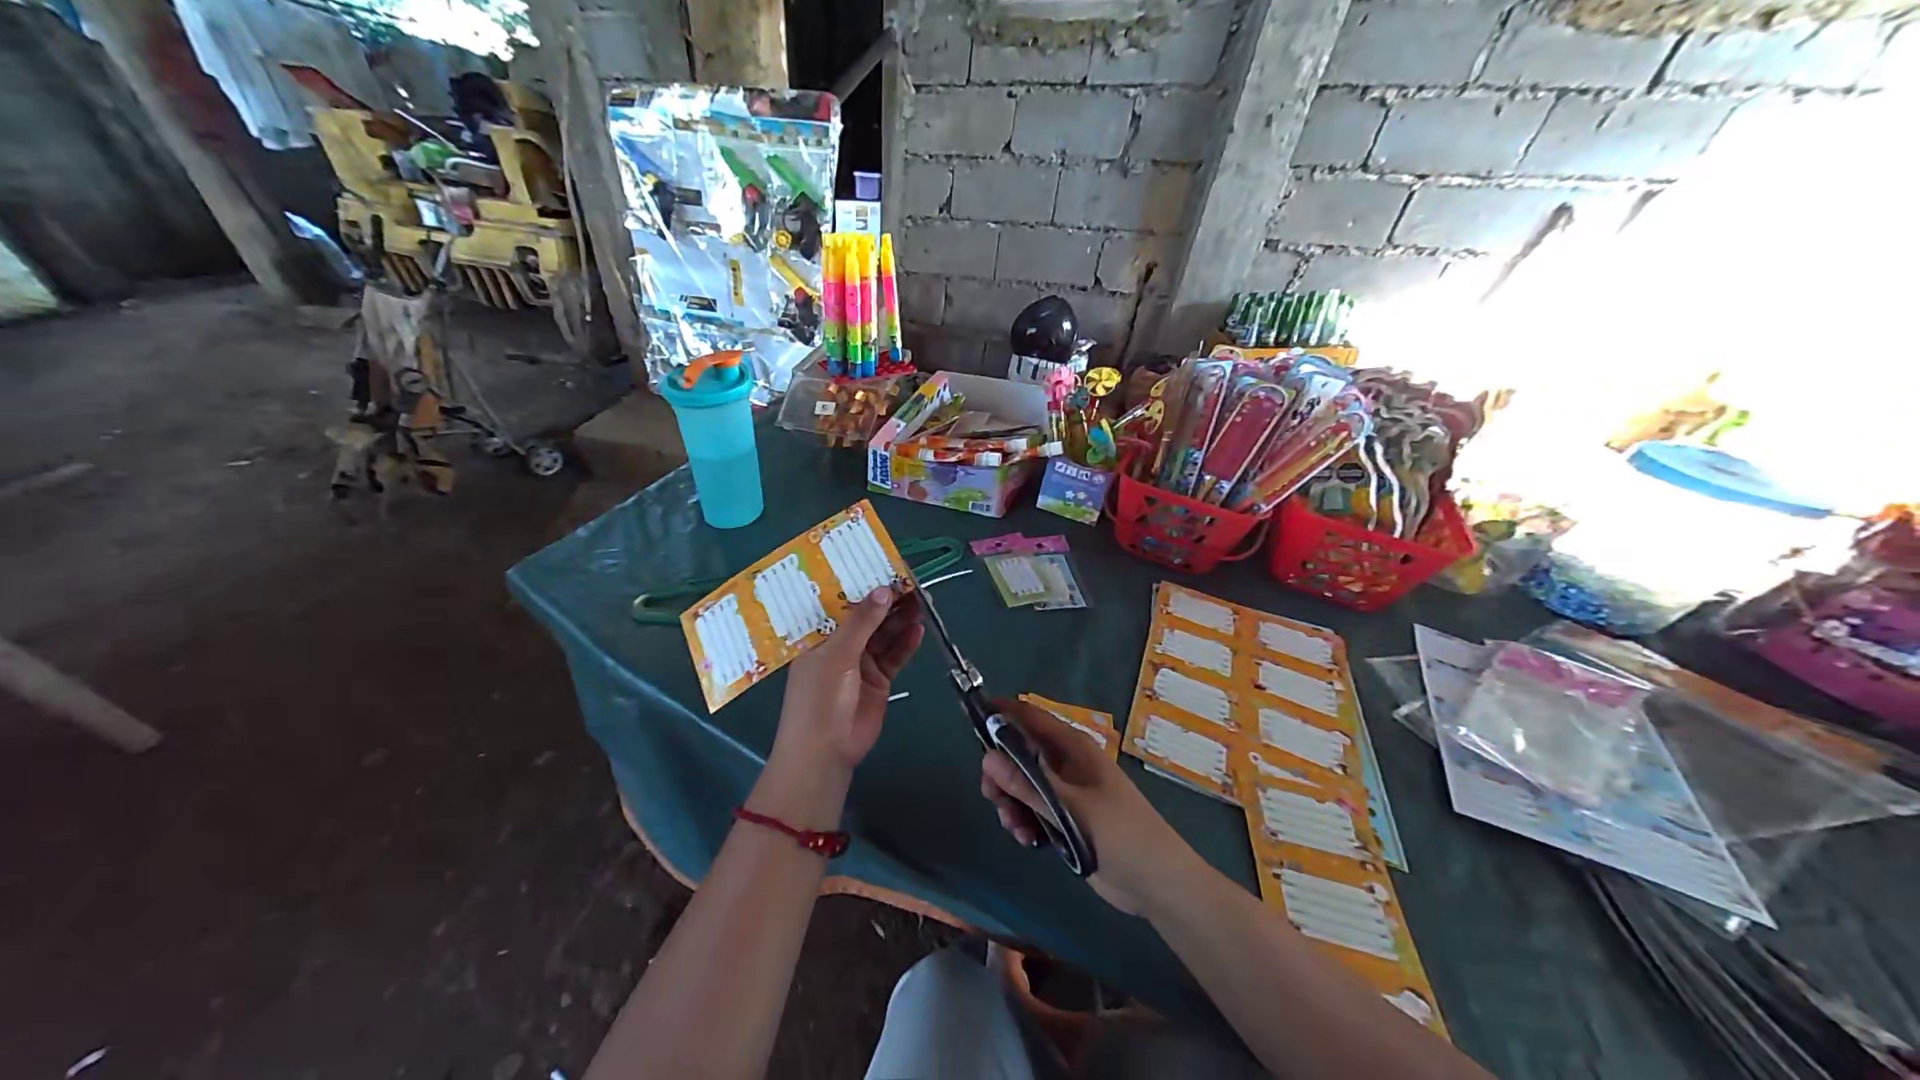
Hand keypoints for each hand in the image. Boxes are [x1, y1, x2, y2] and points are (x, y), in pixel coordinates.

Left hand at [773, 587, 923, 779]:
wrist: (826, 751)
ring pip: (884, 634)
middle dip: (887, 600)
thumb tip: (883, 589)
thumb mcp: (836, 655)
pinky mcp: (879, 679)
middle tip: (911, 581)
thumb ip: (861, 622)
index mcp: (818, 635)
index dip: (860, 584)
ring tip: (921, 600)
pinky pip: (895, 655)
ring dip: (900, 618)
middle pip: (867, 616)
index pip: (840, 602)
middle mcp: (839, 644)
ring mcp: (860, 662)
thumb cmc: (819, 699)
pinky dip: (907, 642)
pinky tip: (919, 628)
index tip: (882, 565)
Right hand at [980, 700, 1206, 916]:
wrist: (1157, 882)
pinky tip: (1030, 841)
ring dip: (1012, 804)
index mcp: (1073, 748)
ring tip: (1019, 829)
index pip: (1030, 717)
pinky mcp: (1065, 818)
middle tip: (995, 799)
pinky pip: (1032, 809)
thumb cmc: (1120, 834)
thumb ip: (1026, 785)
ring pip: (1022, 785)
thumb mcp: (1069, 808)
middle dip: (1002, 775)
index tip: (971, 719)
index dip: (1001, 713)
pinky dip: (1025, 820)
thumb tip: (986, 757)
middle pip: (1018, 754)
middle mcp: (1066, 764)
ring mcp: (1066, 791)